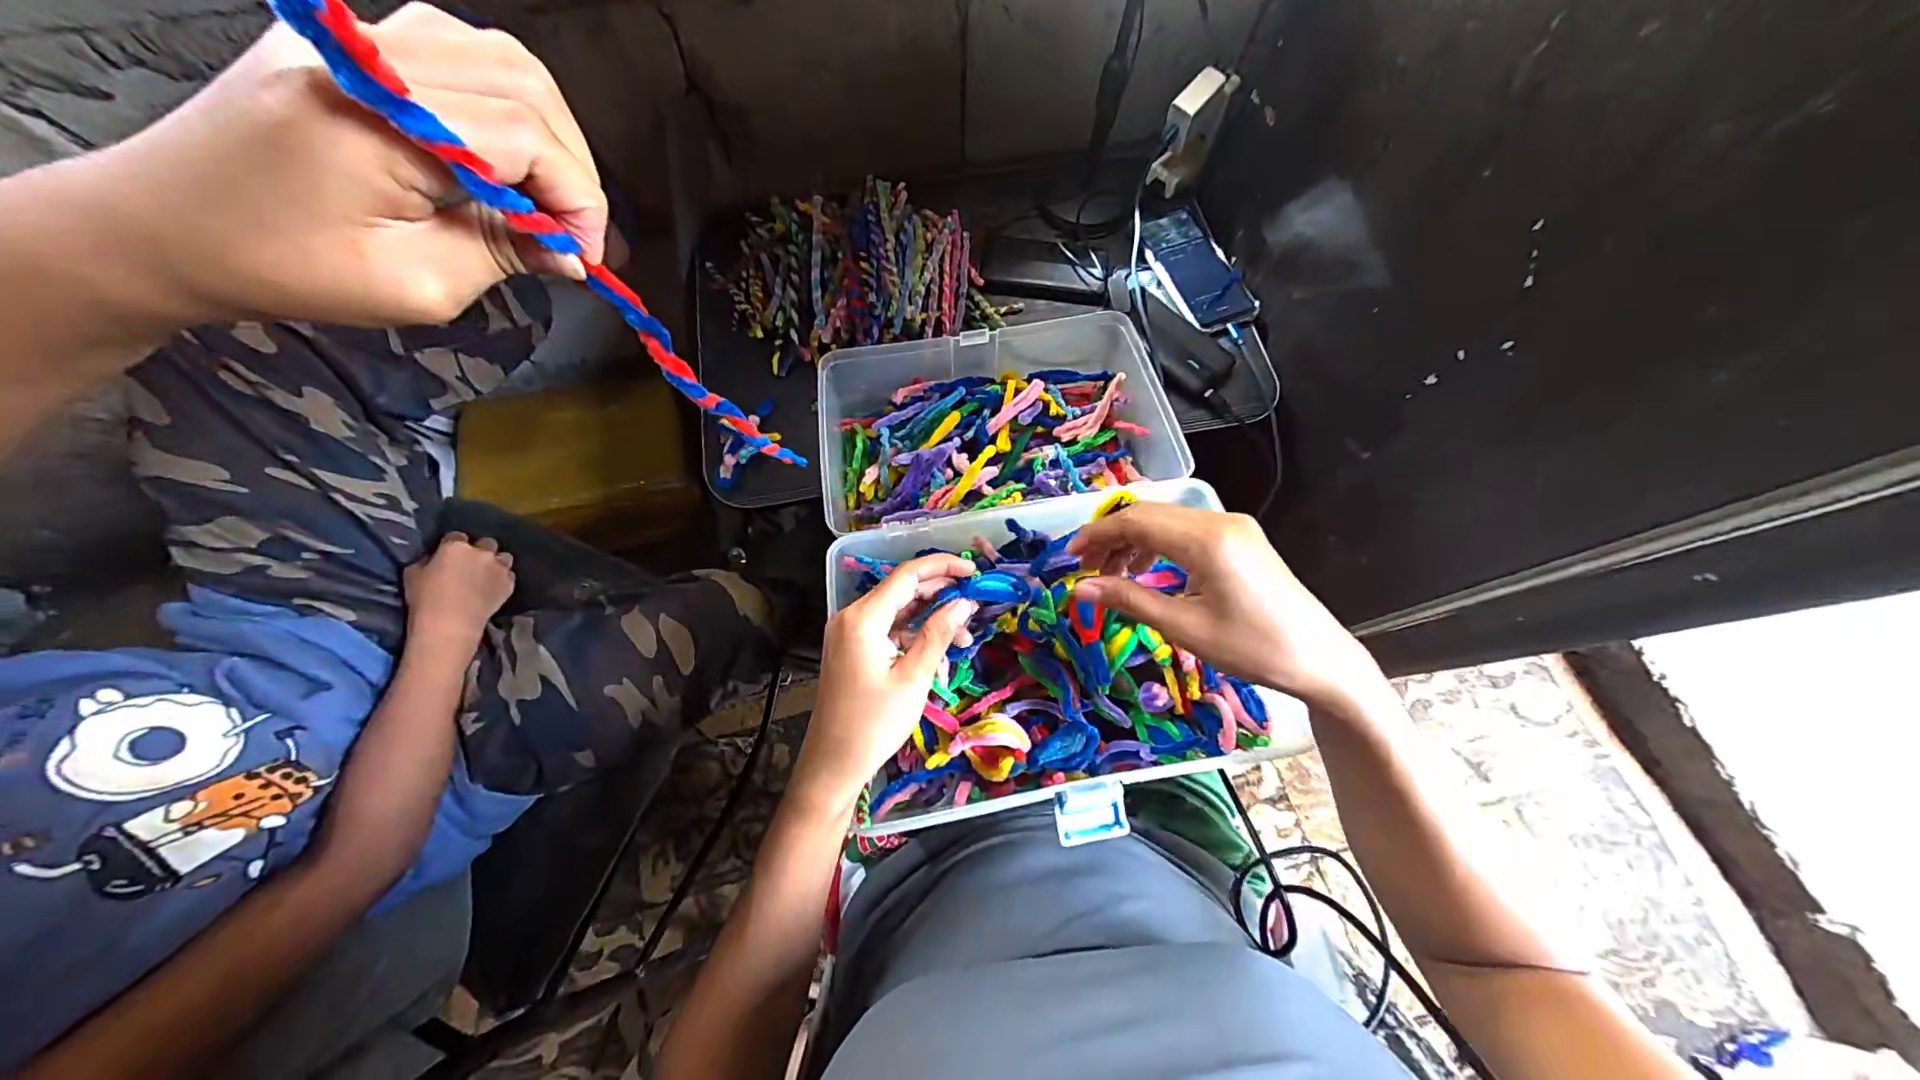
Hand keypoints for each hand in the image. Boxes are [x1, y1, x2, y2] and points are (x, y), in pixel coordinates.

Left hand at [81, 3, 605, 329]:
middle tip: (575, 231)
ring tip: (550, 195)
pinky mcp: (354, 49)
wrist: (162, 226)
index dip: (579, 200)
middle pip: (524, 82)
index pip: (525, 135)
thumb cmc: (285, 268)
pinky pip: (459, 51)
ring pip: (500, 58)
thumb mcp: (415, 284)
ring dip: (548, 130)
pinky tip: (508, 152)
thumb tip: (571, 251)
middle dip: (572, 166)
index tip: (590, 258)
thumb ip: (503, 255)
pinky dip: (507, 103)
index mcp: (374, 117)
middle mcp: (369, 58)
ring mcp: (358, 43)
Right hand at [403, 531, 515, 646]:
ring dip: (496, 562)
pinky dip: (503, 578)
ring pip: (503, 557)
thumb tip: (433, 558)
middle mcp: (481, 552)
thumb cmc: (426, 598)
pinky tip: (494, 587)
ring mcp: (499, 567)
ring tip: (487, 575)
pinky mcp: (509, 582)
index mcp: (455, 546)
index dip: (452, 546)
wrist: (451, 622)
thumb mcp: (412, 574)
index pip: (456, 536)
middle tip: (471, 564)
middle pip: (486, 543)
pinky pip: (509, 575)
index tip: (449, 555)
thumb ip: (426, 560)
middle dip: (480, 550)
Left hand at [796, 555, 978, 812]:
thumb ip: (938, 634)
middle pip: (902, 590)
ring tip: (964, 638)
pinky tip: (939, 660)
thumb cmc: (873, 724)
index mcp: (863, 618)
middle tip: (975, 604)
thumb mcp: (913, 678)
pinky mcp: (853, 650)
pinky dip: (914, 639)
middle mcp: (852, 617)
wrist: (833, 764)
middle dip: (941, 595)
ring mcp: (851, 634)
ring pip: (898, 613)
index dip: (943, 567)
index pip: (906, 575)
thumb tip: (964, 603)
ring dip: (931, 621)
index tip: (974, 571)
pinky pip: (889, 632)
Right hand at [1067, 503, 1388, 712]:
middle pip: (1148, 513)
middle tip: (1085, 570)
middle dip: (1110, 536)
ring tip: (1112, 575)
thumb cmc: (1253, 648)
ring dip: (1132, 540)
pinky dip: (1157, 544)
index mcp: (1206, 540)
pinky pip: (1185, 529)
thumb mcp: (1184, 627)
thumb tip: (1080, 589)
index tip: (1069, 557)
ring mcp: (1233, 526)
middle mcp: (1220, 520)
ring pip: (1165, 519)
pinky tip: (1145, 570)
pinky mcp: (1240, 538)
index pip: (1135, 520)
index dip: (1096, 534)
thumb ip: (1129, 599)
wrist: (1320, 659)